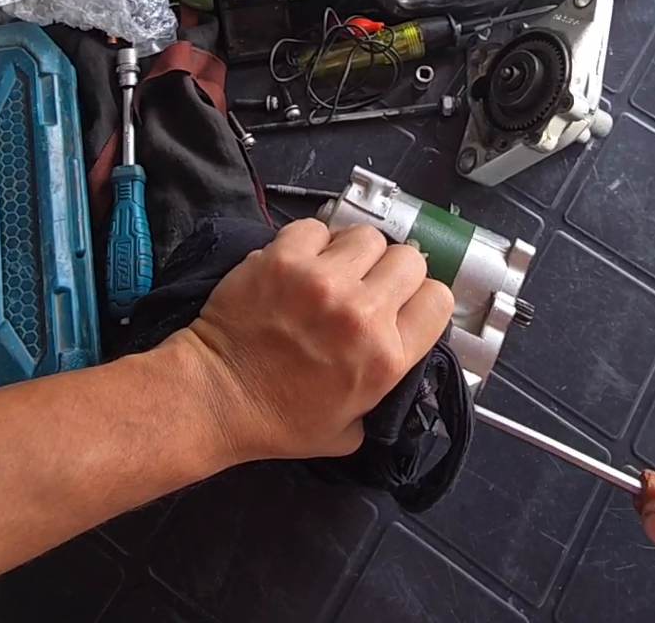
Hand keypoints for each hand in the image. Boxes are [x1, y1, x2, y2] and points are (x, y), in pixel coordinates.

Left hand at [170, 219, 453, 462]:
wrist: (215, 394)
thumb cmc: (280, 419)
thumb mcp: (352, 428)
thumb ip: (386, 390)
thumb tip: (399, 353)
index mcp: (386, 357)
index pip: (438, 298)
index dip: (422, 300)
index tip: (403, 305)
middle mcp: (362, 313)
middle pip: (409, 259)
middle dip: (392, 272)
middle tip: (367, 286)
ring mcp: (322, 280)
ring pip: (367, 235)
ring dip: (354, 252)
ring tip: (333, 270)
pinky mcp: (284, 256)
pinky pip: (318, 227)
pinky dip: (312, 241)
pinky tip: (300, 262)